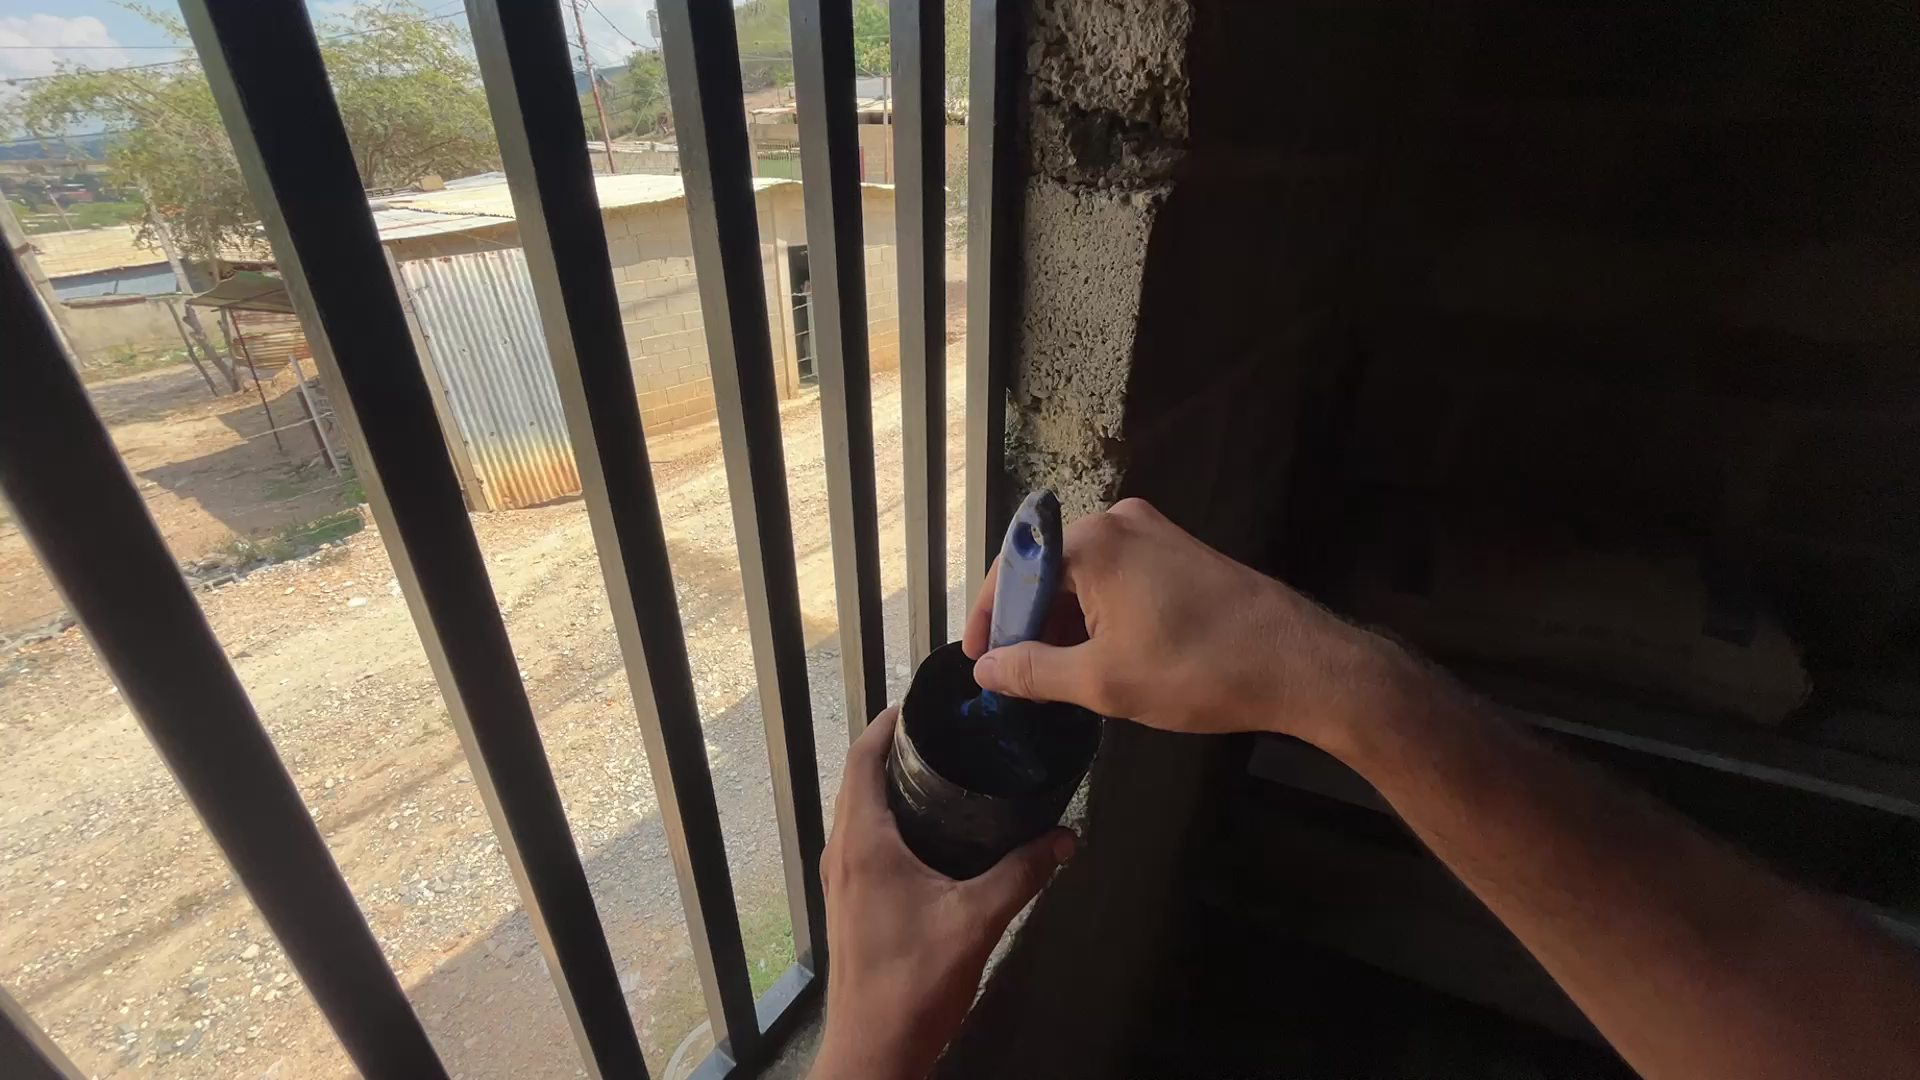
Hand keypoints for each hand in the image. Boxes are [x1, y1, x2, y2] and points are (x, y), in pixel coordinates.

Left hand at [809, 707, 1076, 1079]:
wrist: (871, 1055)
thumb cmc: (914, 982)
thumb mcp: (975, 922)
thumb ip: (1021, 874)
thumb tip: (1066, 838)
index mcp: (862, 841)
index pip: (861, 759)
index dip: (884, 724)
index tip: (918, 704)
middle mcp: (841, 849)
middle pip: (857, 778)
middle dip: (890, 747)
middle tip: (941, 731)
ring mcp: (839, 876)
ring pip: (856, 807)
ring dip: (884, 779)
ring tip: (936, 766)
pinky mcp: (846, 897)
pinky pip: (859, 834)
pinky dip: (883, 811)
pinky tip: (924, 824)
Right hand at [963, 497, 1421, 751]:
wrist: (1304, 664)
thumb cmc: (1198, 669)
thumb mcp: (1103, 681)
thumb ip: (1032, 671)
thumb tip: (986, 670)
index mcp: (1092, 542)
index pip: (1013, 573)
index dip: (989, 621)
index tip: (979, 662)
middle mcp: (1117, 520)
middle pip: (1047, 570)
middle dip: (1027, 624)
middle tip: (1017, 674)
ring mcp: (1152, 531)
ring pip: (1082, 575)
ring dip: (1062, 620)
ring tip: (1055, 672)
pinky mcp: (1176, 548)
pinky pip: (1115, 575)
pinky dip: (1096, 611)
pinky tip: (1098, 649)